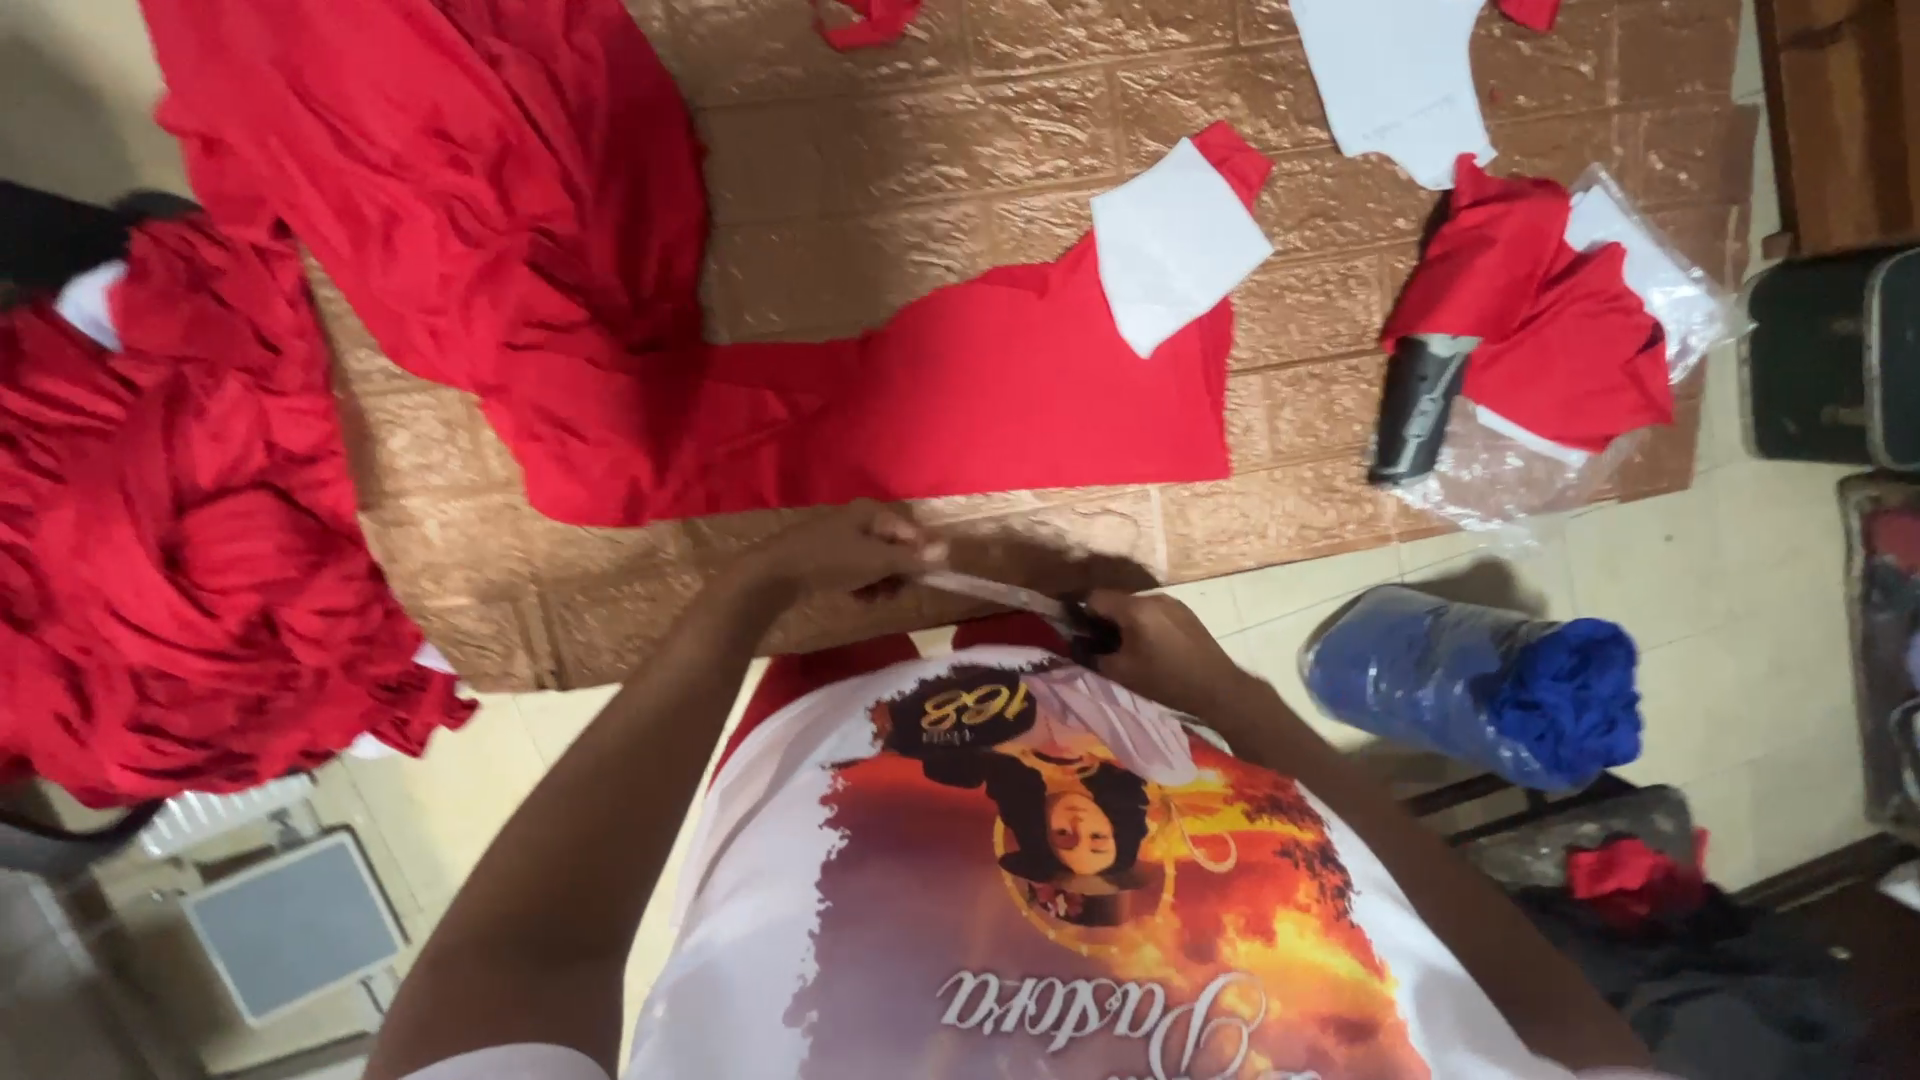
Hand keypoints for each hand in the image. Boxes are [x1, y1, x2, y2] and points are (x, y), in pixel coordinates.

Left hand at [739, 500, 947, 599]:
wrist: (773, 574)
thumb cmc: (829, 562)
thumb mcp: (876, 562)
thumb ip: (912, 558)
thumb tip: (949, 551)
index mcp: (872, 513)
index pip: (911, 533)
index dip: (922, 556)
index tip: (927, 581)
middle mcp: (858, 520)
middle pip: (895, 548)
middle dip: (899, 573)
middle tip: (894, 592)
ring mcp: (840, 540)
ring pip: (876, 564)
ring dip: (881, 583)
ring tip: (874, 599)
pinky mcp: (826, 559)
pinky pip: (857, 572)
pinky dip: (862, 586)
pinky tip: (857, 599)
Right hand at [1083, 590, 1267, 718]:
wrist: (1217, 689)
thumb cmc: (1166, 681)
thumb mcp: (1121, 673)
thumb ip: (1093, 656)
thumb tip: (1077, 646)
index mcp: (1135, 608)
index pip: (1095, 597)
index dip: (1083, 615)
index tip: (1082, 635)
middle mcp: (1153, 597)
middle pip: (1117, 601)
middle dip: (1106, 620)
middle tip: (1104, 646)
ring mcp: (1173, 603)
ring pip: (1136, 606)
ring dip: (1127, 622)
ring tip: (1131, 649)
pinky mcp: (1186, 613)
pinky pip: (1155, 612)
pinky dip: (1146, 624)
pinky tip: (1153, 648)